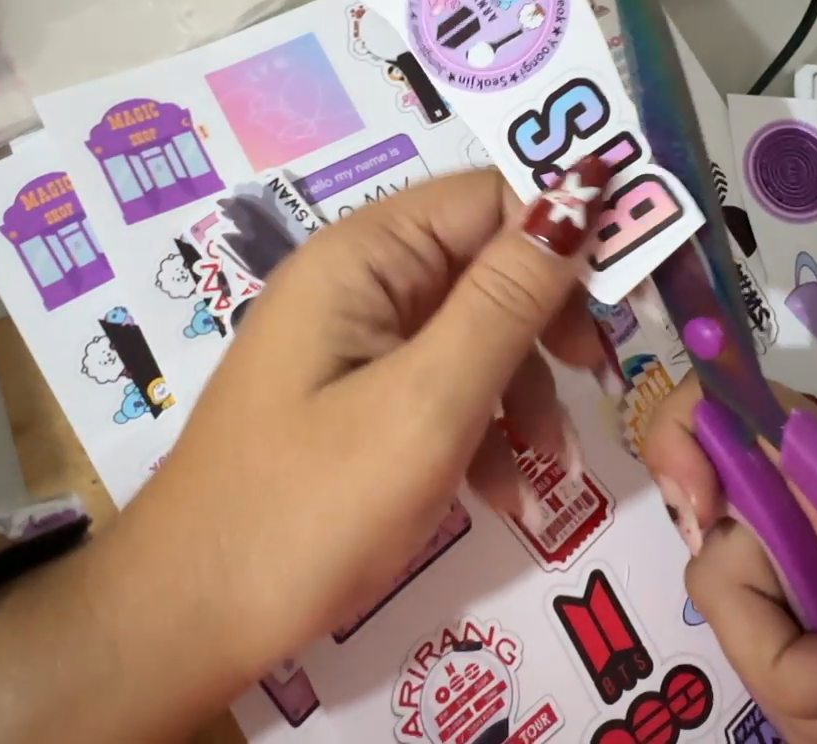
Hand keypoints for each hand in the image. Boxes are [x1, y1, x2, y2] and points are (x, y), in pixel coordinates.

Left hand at [107, 163, 610, 679]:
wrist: (191, 624)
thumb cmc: (309, 507)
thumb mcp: (428, 402)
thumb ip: (508, 298)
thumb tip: (580, 193)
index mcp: (365, 255)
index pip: (486, 197)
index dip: (560, 232)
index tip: (625, 293)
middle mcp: (361, 281)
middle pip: (487, 264)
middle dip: (545, 323)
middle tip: (593, 377)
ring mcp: (360, 341)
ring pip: (476, 332)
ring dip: (523, 392)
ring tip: (544, 468)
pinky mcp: (363, 395)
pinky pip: (447, 384)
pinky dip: (485, 429)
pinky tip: (503, 494)